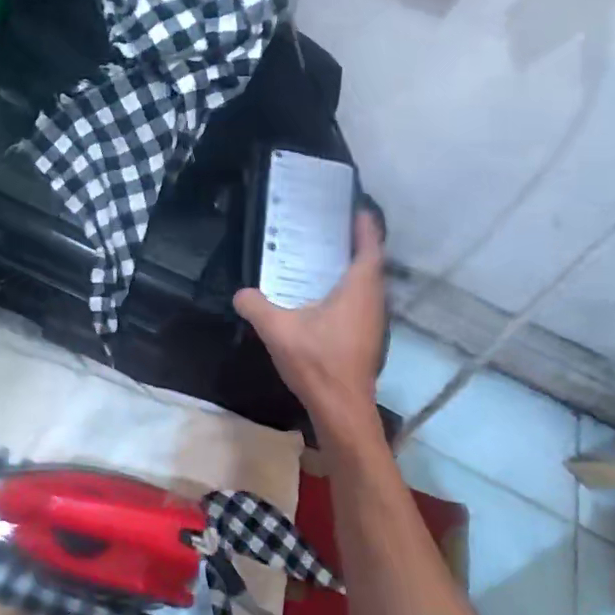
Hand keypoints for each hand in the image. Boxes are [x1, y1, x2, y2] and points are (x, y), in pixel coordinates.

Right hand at [235, 212, 385, 433]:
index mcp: (359, 287)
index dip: (365, 225)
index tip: (355, 207)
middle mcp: (373, 299)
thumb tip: (240, 294)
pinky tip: (322, 298)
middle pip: (370, 263)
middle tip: (329, 229)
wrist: (341, 407)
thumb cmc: (317, 361)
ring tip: (323, 258)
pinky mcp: (367, 338)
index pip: (369, 245)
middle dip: (354, 244)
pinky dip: (347, 291)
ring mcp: (374, 321)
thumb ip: (256, 306)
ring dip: (350, 270)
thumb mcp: (277, 329)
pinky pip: (360, 302)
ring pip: (366, 285)